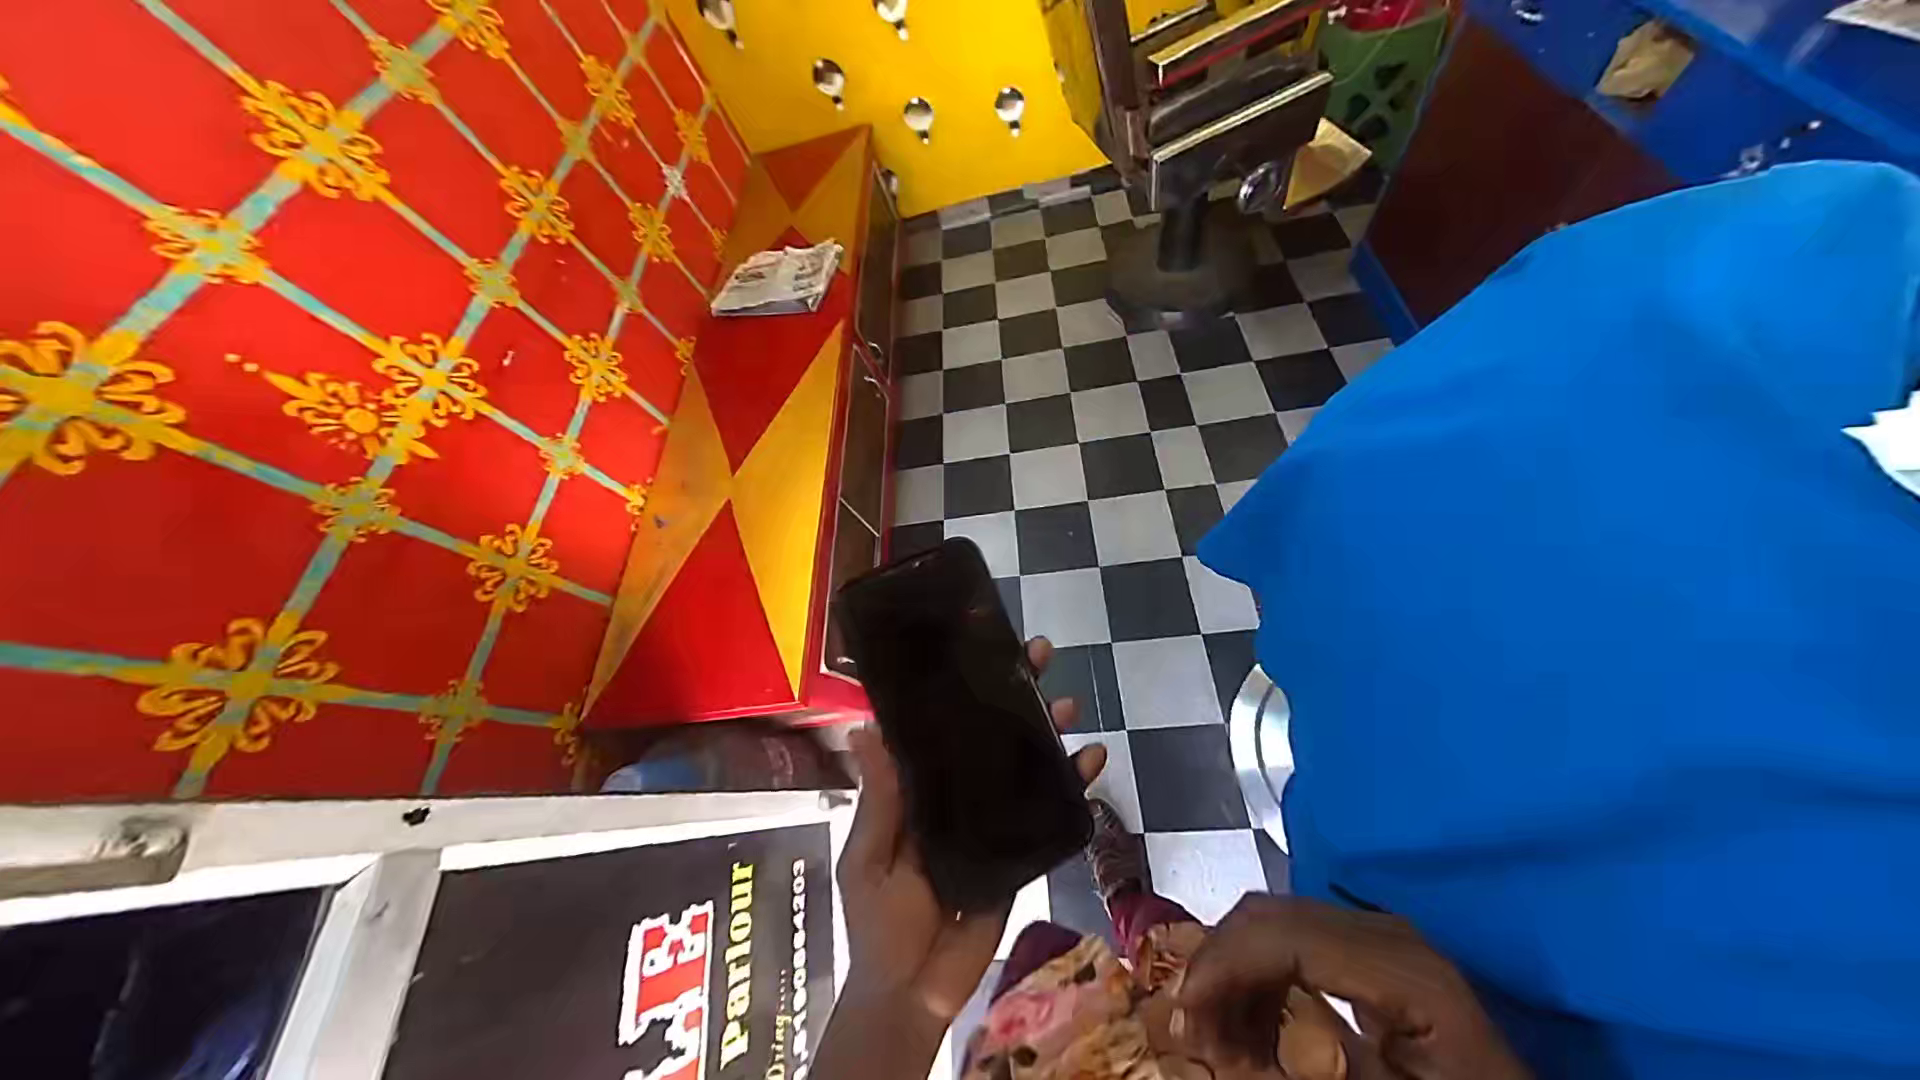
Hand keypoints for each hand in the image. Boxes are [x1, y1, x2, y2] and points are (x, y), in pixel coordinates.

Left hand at [837, 636, 1105, 1022]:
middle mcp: (958, 789)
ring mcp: (992, 815)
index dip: (962, 686)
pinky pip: (1050, 809)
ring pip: (1025, 761)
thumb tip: (865, 728)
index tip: (980, 646)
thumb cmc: (880, 920)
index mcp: (918, 785)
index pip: (942, 724)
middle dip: (1016, 691)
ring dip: (1049, 728)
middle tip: (1039, 654)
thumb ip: (879, 799)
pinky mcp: (1021, 845)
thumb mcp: (869, 857)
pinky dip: (1072, 783)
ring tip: (1068, 701)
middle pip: (991, 731)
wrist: (916, 988)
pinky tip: (1091, 758)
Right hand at [1173, 894, 1531, 1079]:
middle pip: (1272, 918)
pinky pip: (1293, 943)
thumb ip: (1294, 1067)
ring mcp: (1380, 938)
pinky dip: (1258, 979)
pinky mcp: (1370, 953)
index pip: (1288, 936)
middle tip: (1186, 1022)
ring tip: (1214, 1034)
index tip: (1182, 1007)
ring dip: (1233, 973)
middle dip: (1219, 966)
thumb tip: (1208, 1038)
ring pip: (1273, 924)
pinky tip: (1249, 1025)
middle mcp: (1389, 935)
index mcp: (1407, 973)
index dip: (1225, 962)